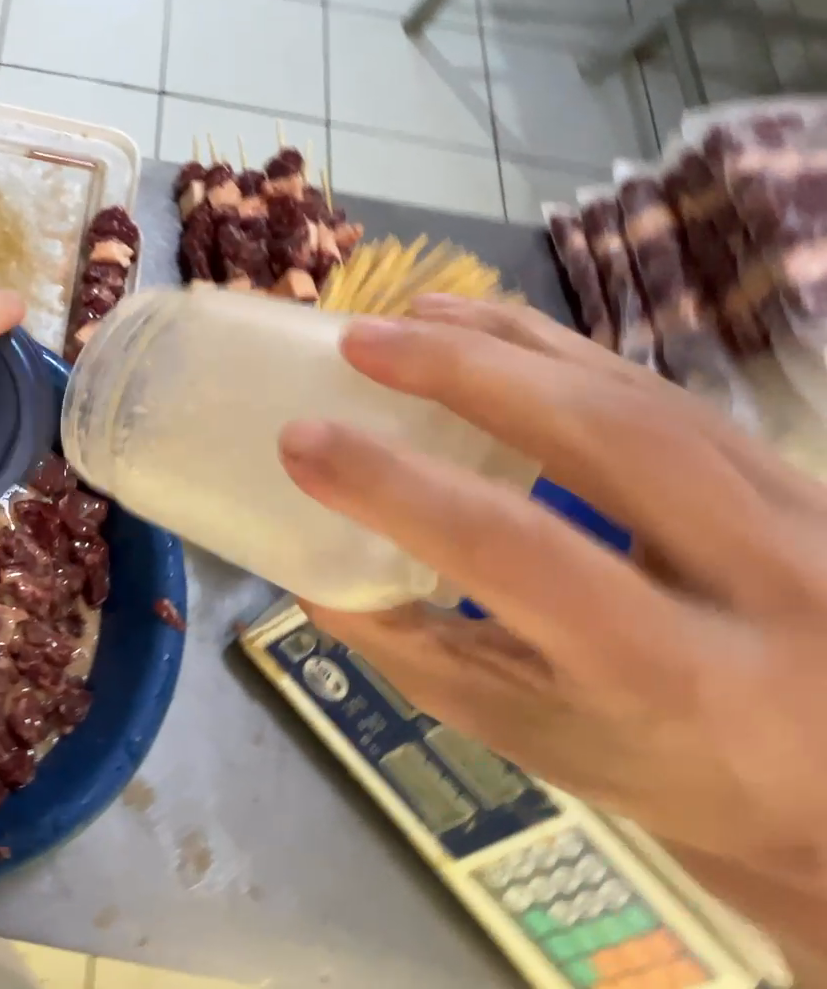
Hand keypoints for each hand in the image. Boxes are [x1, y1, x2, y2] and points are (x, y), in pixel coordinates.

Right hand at [276, 296, 826, 954]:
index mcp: (666, 670)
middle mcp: (760, 582)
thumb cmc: (654, 763)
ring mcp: (804, 517)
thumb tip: (311, 570)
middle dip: (467, 375)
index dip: (396, 487)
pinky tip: (491, 330)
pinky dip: (564, 349)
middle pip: (608, 438)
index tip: (301, 440)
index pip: (515, 552)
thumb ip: (409, 650)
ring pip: (645, 396)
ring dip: (511, 344)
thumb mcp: (515, 732)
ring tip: (410, 314)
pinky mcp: (800, 476)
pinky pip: (666, 392)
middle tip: (358, 341)